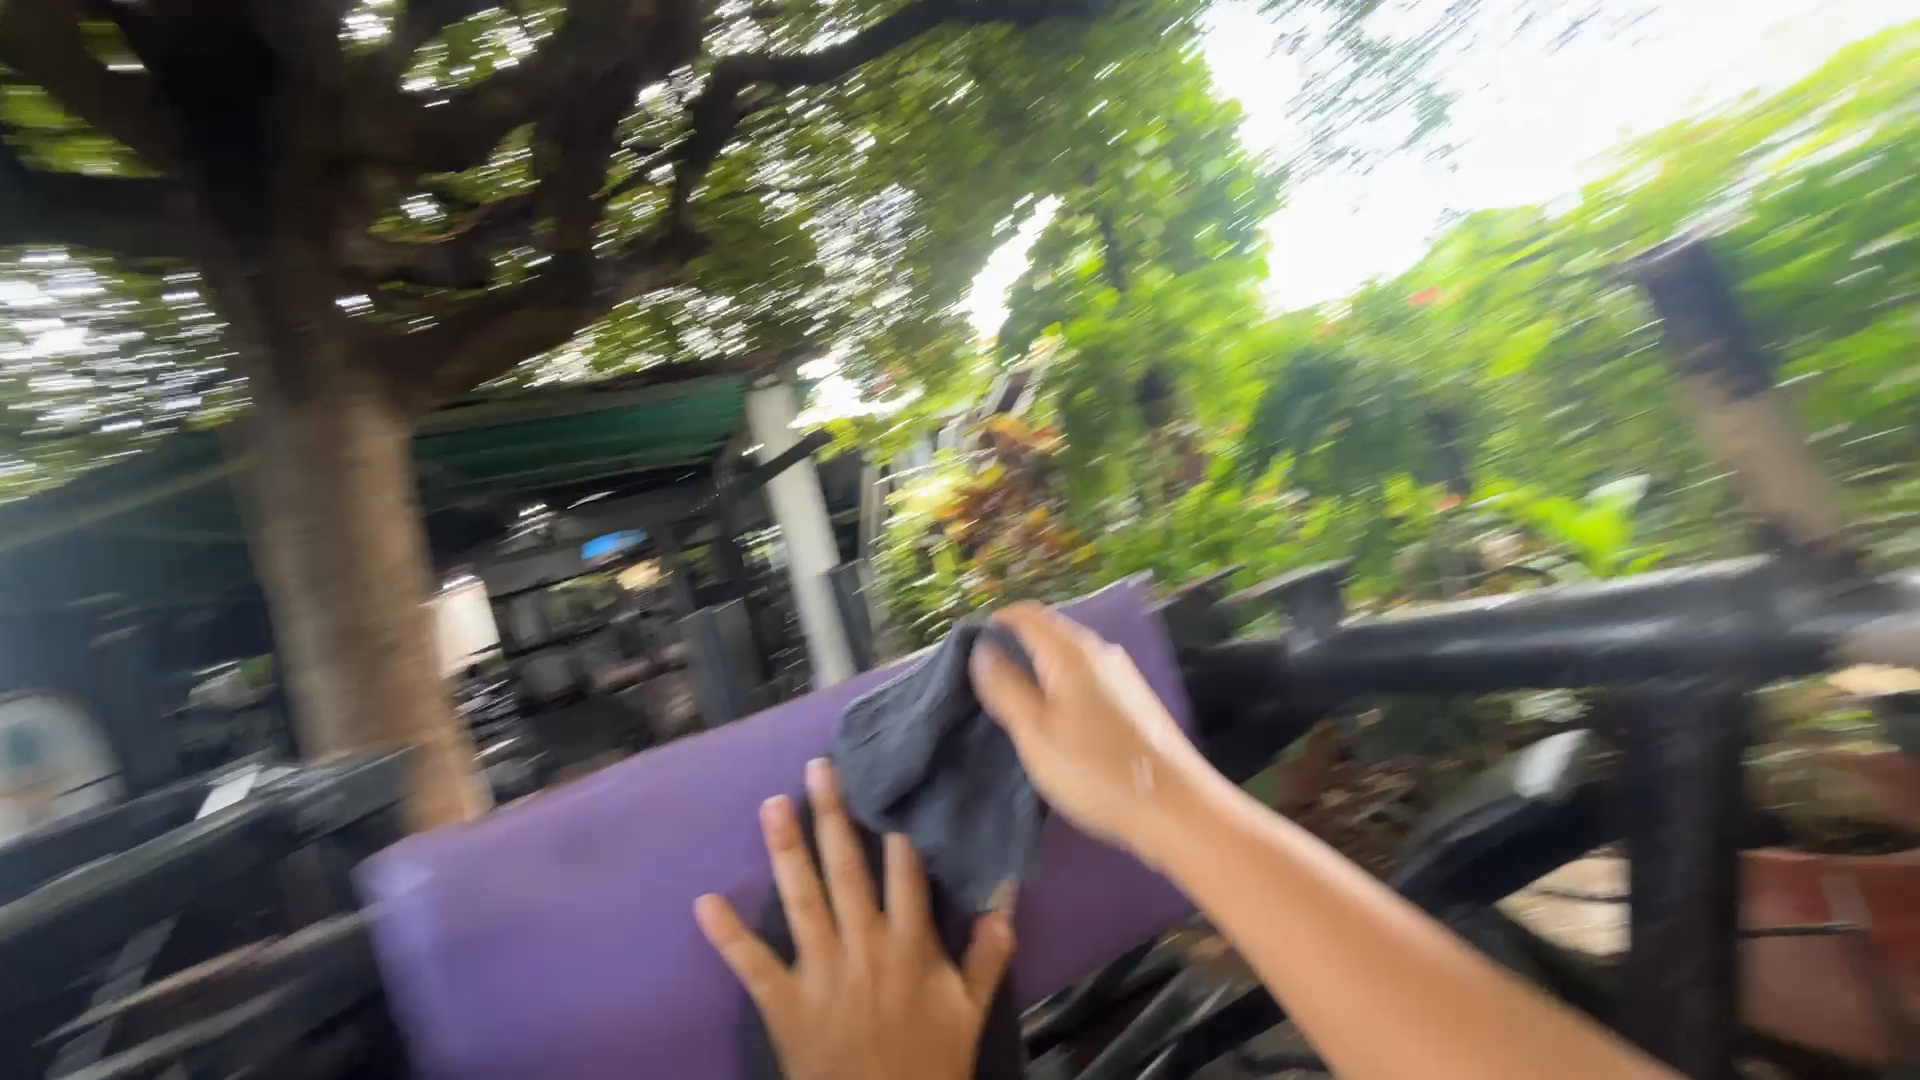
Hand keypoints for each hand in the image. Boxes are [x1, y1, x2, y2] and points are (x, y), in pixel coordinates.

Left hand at [694, 758, 1015, 1079]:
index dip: (896, 826)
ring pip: (801, 900)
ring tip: (772, 803)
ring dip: (785, 851)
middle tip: (817, 767)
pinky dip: (728, 936)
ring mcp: (819, 973)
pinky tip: (705, 902)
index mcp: (908, 944)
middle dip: (833, 815)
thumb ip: (990, 950)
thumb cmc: (930, 1062)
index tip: (885, 781)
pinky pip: (752, 966)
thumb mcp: (971, 1009)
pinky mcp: (783, 1004)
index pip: (904, 871)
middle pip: (846, 869)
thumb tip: (1008, 892)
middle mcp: (862, 945)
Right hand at [970, 602, 1209, 858]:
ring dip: (1037, 668)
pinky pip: (1084, 675)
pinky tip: (1054, 719)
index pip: (1025, 613)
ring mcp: (1120, 673)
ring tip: (1013, 703)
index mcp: (1070, 651)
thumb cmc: (1095, 770)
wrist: (1176, 809)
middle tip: (985, 683)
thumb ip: (1005, 686)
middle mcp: (1099, 651)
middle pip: (1047, 631)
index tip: (968, 653)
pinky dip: (1060, 685)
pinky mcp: (1132, 698)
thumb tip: (983, 649)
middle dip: (1013, 647)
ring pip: (1066, 656)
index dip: (994, 624)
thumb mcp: (1035, 732)